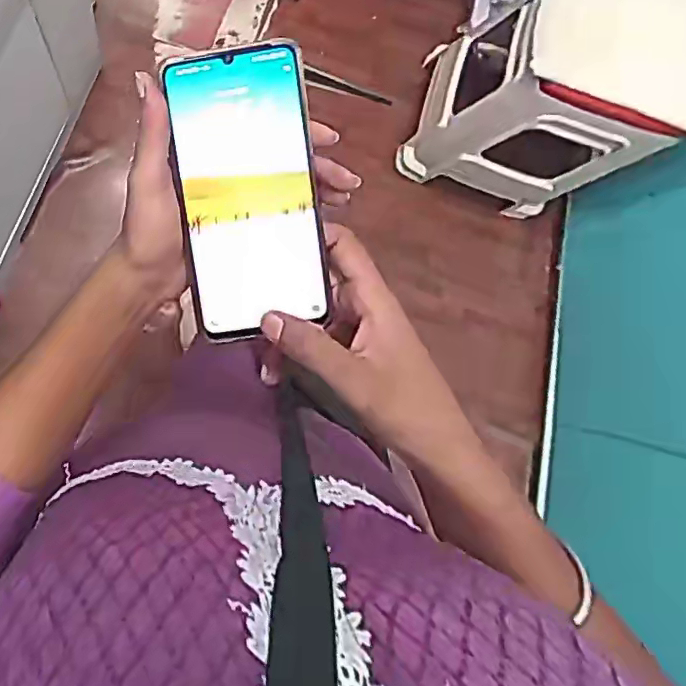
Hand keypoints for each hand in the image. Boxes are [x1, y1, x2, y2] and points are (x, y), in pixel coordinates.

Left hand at [115, 70, 361, 301]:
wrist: (150, 281)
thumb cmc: (145, 229)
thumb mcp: (148, 177)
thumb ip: (152, 133)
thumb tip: (147, 82)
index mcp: (198, 151)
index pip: (245, 123)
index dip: (281, 117)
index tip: (310, 120)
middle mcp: (220, 168)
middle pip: (272, 149)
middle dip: (310, 151)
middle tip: (337, 163)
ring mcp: (233, 195)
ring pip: (281, 176)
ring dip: (315, 177)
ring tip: (343, 189)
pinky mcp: (241, 221)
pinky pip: (278, 206)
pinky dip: (303, 204)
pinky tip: (326, 209)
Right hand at [261, 223, 479, 460]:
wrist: (439, 455)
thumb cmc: (409, 410)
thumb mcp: (354, 379)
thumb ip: (309, 346)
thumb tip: (268, 317)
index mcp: (373, 301)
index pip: (344, 246)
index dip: (314, 230)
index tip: (273, 230)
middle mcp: (362, 308)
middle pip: (316, 280)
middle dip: (282, 289)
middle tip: (246, 296)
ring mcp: (354, 332)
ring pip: (309, 314)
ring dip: (283, 329)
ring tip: (260, 352)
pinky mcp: (348, 354)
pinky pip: (311, 339)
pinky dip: (291, 350)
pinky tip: (275, 371)